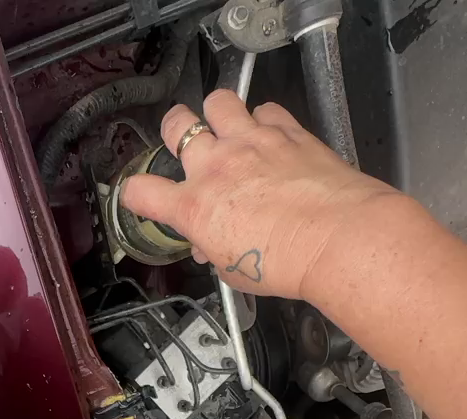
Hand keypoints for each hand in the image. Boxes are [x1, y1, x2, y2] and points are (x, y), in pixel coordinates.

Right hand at [121, 90, 405, 298]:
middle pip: (175, 124)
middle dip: (175, 131)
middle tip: (185, 144)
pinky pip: (266, 110)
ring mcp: (250, 142)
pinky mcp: (286, 130)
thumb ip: (214, 250)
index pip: (140, 191)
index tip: (139, 196)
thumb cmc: (282, 262)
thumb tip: (211, 244)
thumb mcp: (231, 270)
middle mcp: (215, 166)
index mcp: (193, 207)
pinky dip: (263, 120)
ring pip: (218, 101)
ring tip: (225, 128)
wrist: (333, 239)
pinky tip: (269, 136)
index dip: (134, 193)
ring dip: (216, 113)